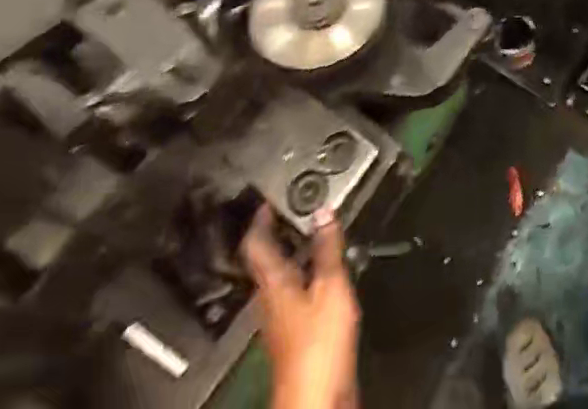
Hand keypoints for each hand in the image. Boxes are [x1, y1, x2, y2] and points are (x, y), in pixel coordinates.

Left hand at [242, 206, 360, 408]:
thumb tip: (323, 212)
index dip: (261, 219)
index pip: (256, 243)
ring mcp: (280, 318)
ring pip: (281, 275)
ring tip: (316, 233)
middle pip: (267, 259)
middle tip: (298, 210)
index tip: (270, 199)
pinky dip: (306, 273)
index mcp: (272, 283)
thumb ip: (327, 248)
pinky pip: (295, 291)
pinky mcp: (294, 333)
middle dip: (281, 234)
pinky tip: (325, 272)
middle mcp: (269, 298)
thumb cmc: (319, 339)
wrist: (316, 397)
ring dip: (295, 253)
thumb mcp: (330, 285)